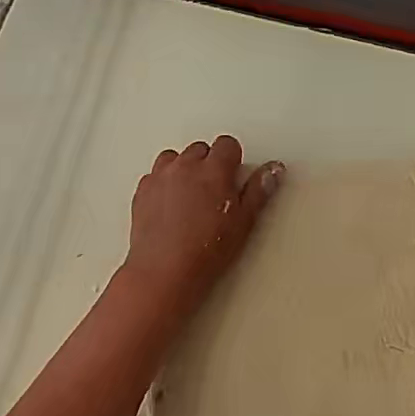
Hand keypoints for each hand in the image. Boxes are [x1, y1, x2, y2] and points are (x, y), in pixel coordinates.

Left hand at [124, 135, 283, 306]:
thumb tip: (272, 170)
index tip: (234, 172)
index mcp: (214, 169)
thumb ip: (258, 190)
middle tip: (216, 190)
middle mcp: (185, 166)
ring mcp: (161, 177)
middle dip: (209, 163)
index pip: (227, 144)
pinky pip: (154, 175)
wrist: (165, 271)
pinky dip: (163, 183)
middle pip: (200, 149)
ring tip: (192, 195)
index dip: (233, 158)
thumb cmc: (204, 251)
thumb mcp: (244, 222)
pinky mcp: (142, 191)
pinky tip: (171, 204)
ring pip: (174, 158)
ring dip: (184, 169)